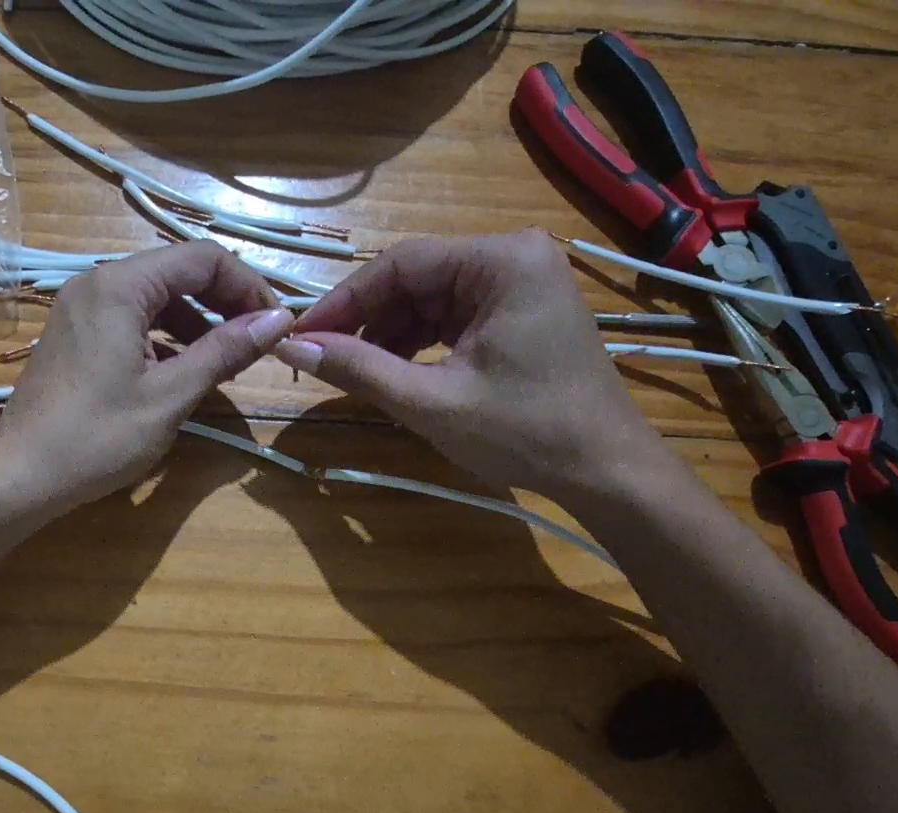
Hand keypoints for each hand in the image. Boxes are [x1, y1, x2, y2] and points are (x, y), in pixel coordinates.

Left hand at [0, 240, 294, 515]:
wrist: (21, 477)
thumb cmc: (97, 437)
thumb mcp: (170, 396)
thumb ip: (224, 351)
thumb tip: (278, 320)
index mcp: (119, 286)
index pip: (202, 258)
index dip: (247, 286)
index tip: (275, 325)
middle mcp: (96, 283)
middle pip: (177, 273)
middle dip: (223, 304)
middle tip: (255, 345)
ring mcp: (79, 309)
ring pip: (154, 299)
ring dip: (195, 325)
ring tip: (223, 366)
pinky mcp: (72, 336)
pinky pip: (130, 321)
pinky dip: (163, 340)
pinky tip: (180, 374)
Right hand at [279, 230, 677, 504]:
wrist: (605, 470)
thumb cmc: (524, 433)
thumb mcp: (432, 402)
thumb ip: (360, 369)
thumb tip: (292, 348)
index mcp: (502, 261)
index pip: (401, 263)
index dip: (344, 300)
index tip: (301, 335)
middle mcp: (514, 257)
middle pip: (416, 278)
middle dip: (367, 319)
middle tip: (322, 358)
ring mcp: (521, 285)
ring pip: (430, 299)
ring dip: (389, 334)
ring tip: (355, 371)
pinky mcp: (520, 314)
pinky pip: (453, 317)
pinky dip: (418, 343)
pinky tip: (394, 372)